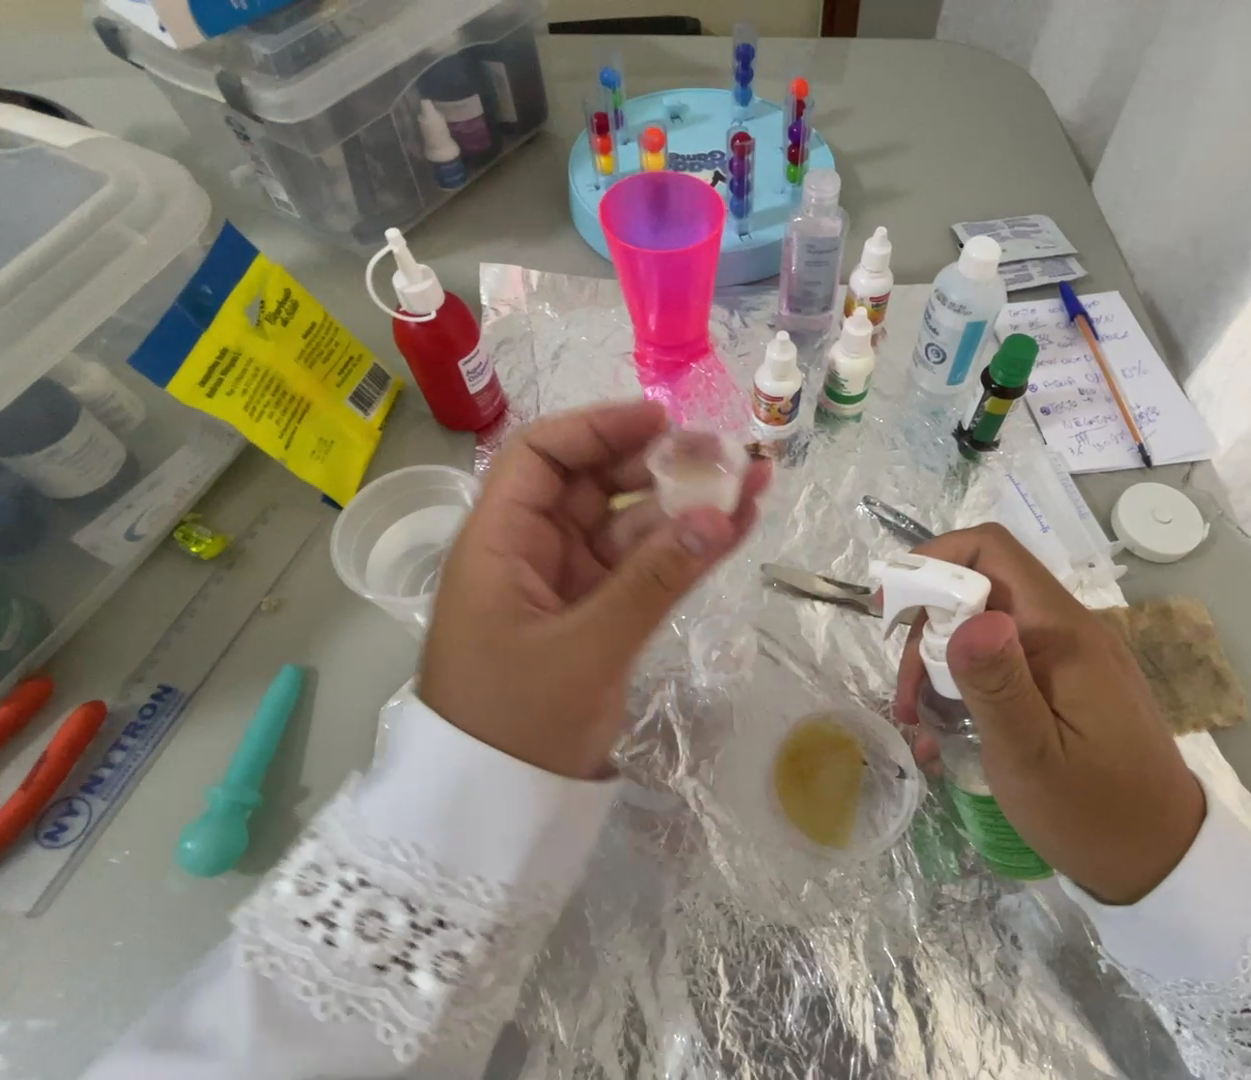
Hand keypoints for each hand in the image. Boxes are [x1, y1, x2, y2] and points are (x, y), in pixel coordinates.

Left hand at [419, 402, 768, 779]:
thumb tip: (721, 515)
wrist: (498, 808)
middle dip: (657, 465)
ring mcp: (566, 586)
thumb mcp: (587, 648)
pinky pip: (641, 571)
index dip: (598, 429)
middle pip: (593, 485)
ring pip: (628, 528)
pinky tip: (733, 530)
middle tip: (724, 455)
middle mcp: (530, 552)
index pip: (541, 457)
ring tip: (752, 485)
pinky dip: (682, 553)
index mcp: (499, 542)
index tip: (661, 421)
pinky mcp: (593, 617)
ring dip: (684, 508)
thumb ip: (654, 580)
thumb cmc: (518, 721)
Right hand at [897, 524, 1203, 903]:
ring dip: (939, 669)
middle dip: (927, 635)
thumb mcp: (1030, 755)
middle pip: (978, 593)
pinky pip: (1004, 666)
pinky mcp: (1066, 687)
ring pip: (984, 631)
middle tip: (905, 697)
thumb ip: (997, 684)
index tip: (891, 610)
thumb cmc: (1095, 814)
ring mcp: (1068, 659)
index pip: (991, 552)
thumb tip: (968, 618)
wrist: (1165, 862)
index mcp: (1062, 633)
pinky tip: (947, 735)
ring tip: (919, 725)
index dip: (933, 563)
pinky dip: (966, 690)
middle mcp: (1067, 631)